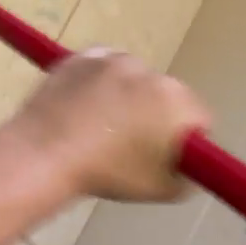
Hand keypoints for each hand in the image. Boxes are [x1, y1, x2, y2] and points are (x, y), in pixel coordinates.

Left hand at [7, 48, 210, 201]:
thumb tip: (186, 160)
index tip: (166, 153)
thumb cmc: (109, 172)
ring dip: (129, 93)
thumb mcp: (169, 189)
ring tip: (103, 122)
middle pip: (165, 94)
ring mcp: (109, 59)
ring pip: (134, 77)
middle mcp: (147, 70)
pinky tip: (88, 101)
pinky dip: (101, 79)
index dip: (186, 139)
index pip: (199, 118)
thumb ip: (189, 171)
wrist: (46, 150)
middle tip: (132, 140)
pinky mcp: (79, 56)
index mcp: (176, 100)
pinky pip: (103, 66)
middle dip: (157, 114)